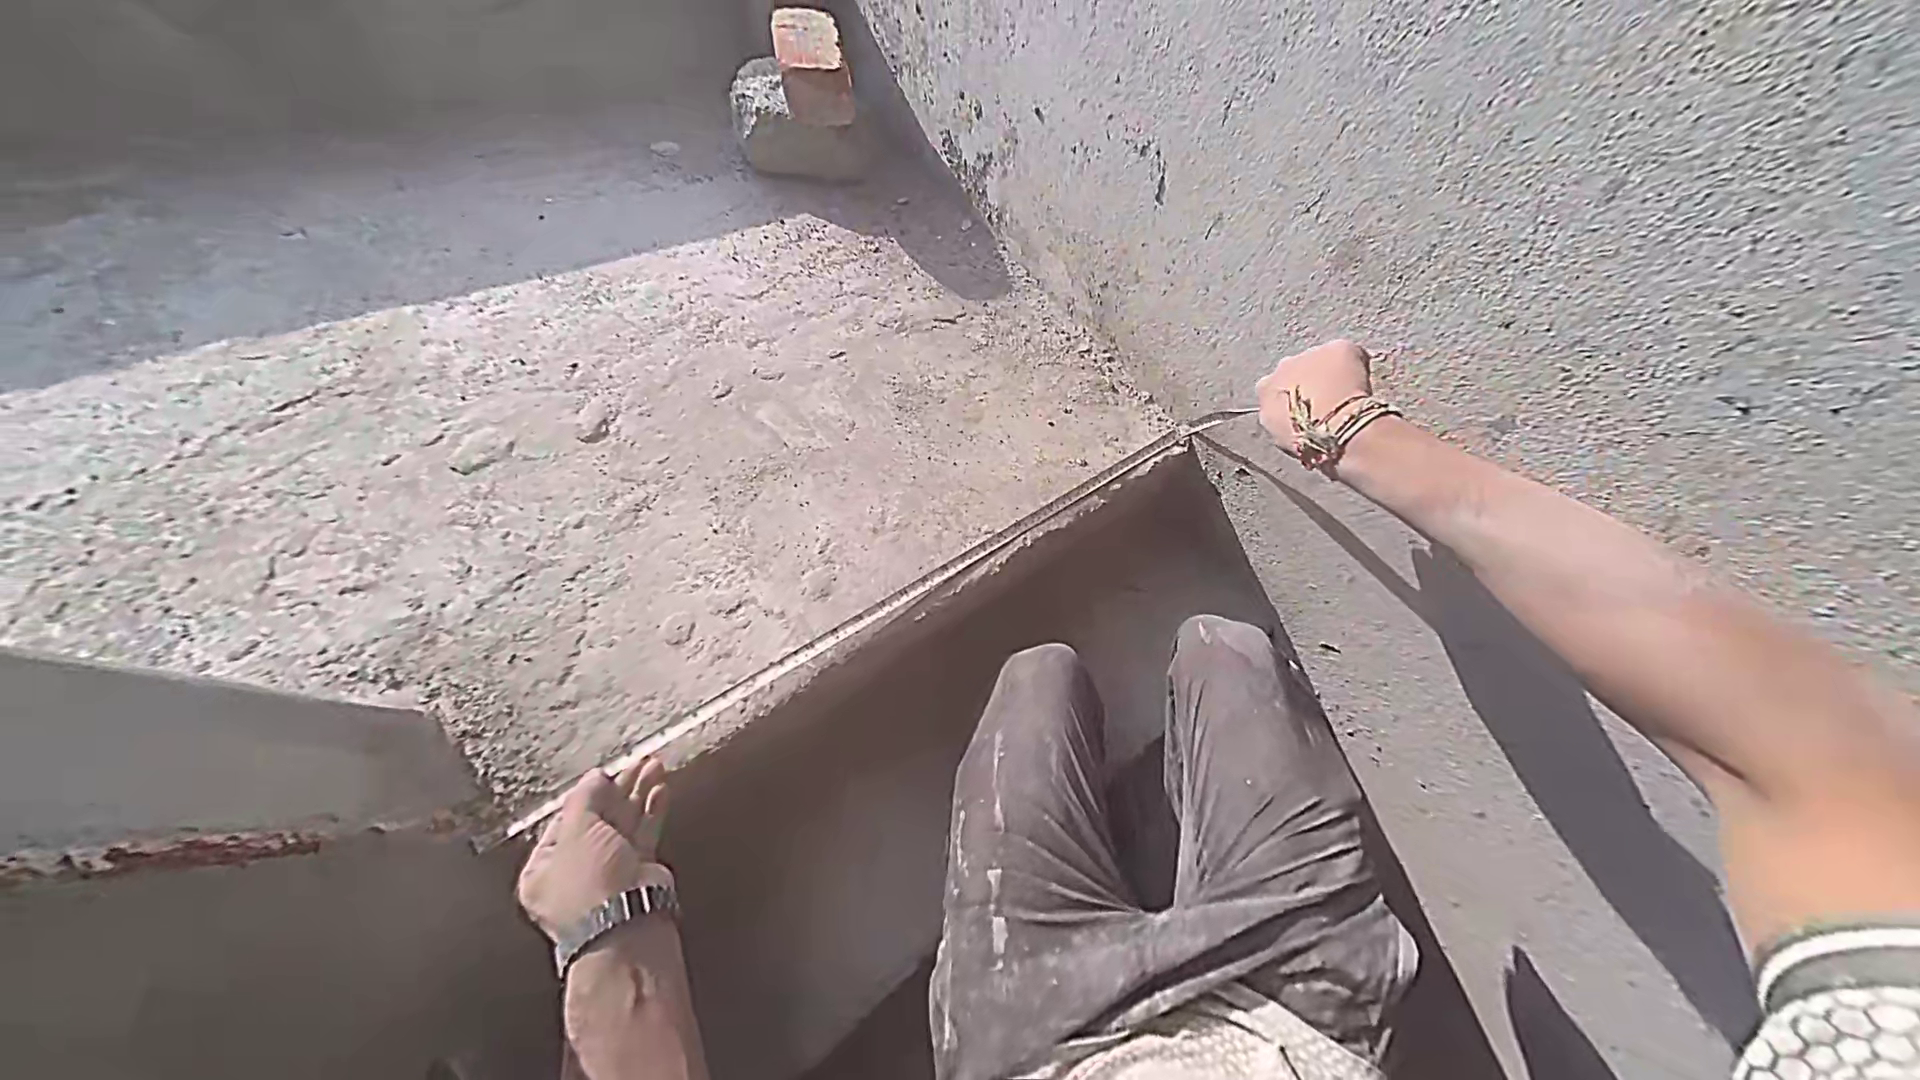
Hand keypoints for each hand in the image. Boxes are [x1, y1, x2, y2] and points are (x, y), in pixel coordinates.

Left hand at [517, 758, 669, 943]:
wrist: (626, 922)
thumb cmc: (589, 879)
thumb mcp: (578, 833)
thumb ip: (585, 799)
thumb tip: (593, 776)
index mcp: (545, 866)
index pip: (566, 819)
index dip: (587, 793)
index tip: (607, 772)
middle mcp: (575, 868)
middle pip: (599, 818)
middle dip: (621, 788)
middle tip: (640, 761)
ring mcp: (608, 870)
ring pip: (624, 823)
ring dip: (640, 793)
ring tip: (657, 765)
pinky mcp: (638, 870)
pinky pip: (643, 834)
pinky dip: (652, 811)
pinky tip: (661, 790)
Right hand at [1255, 339, 1374, 458]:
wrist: (1331, 427)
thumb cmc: (1303, 437)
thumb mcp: (1278, 432)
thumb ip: (1279, 416)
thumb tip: (1288, 415)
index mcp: (1265, 388)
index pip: (1273, 389)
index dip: (1287, 399)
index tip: (1299, 410)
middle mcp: (1283, 365)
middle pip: (1296, 369)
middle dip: (1307, 381)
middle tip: (1322, 401)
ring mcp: (1311, 354)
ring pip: (1321, 360)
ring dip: (1329, 373)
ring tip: (1343, 395)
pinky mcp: (1337, 348)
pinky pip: (1347, 353)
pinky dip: (1354, 364)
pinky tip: (1360, 384)